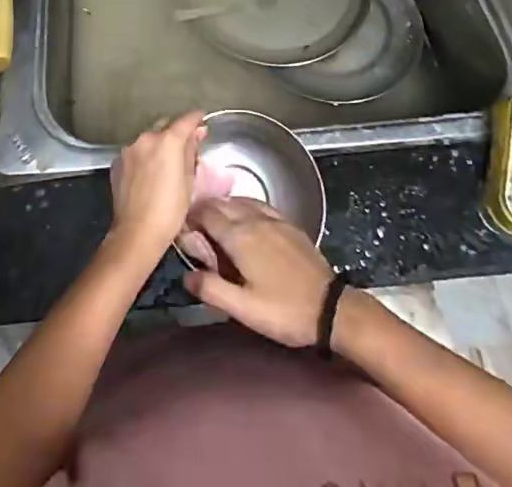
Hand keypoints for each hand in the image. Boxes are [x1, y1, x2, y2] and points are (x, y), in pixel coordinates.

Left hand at [107, 112, 205, 257]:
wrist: (136, 233)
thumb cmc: (170, 210)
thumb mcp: (189, 181)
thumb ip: (191, 152)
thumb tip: (196, 133)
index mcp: (167, 141)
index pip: (186, 120)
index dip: (196, 118)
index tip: (202, 119)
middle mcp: (146, 138)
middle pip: (165, 126)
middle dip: (176, 132)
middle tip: (186, 146)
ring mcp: (129, 149)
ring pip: (148, 138)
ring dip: (159, 144)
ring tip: (166, 162)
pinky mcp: (117, 162)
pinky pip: (136, 151)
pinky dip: (145, 155)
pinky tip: (149, 172)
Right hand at [181, 197, 334, 347]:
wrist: (330, 308)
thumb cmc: (284, 311)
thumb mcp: (242, 309)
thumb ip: (211, 289)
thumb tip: (187, 274)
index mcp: (240, 237)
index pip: (208, 214)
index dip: (191, 216)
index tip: (181, 226)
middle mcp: (256, 220)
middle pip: (223, 204)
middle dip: (205, 210)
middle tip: (194, 227)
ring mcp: (276, 220)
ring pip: (242, 201)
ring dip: (224, 206)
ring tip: (215, 222)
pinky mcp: (290, 225)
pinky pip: (260, 205)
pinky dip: (245, 207)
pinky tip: (245, 220)